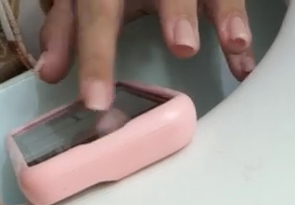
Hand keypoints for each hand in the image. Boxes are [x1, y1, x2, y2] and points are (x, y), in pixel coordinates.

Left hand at [37, 0, 255, 111]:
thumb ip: (67, 31)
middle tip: (183, 47)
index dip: (97, 56)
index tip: (97, 101)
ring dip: (222, 12)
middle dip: (176, 13)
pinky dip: (241, 27)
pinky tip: (246, 60)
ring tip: (234, 42)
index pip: (97, 13)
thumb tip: (49, 72)